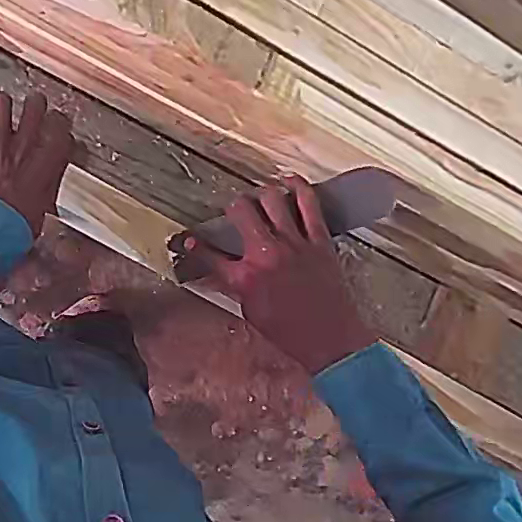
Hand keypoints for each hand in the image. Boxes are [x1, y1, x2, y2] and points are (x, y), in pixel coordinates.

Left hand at [0, 91, 74, 237]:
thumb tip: (52, 178)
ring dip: (3, 105)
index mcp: (47, 158)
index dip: (61, 123)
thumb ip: (49, 183)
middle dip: (36, 104)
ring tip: (3, 108)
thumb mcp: (45, 204)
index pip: (61, 127)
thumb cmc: (18, 222)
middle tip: (34, 106)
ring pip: (3, 103)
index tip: (59, 125)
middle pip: (36, 106)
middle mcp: (25, 144)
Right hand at [178, 176, 378, 374]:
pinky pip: (308, 204)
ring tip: (260, 197)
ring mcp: (294, 244)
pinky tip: (288, 181)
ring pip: (271, 200)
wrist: (331, 340)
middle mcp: (265, 255)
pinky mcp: (318, 240)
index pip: (210, 254)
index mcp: (244, 278)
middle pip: (240, 211)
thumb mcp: (250, 312)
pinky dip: (297, 187)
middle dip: (233, 207)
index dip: (196, 245)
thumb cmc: (290, 332)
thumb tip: (225, 271)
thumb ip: (235, 286)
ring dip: (261, 195)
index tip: (190, 240)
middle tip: (236, 211)